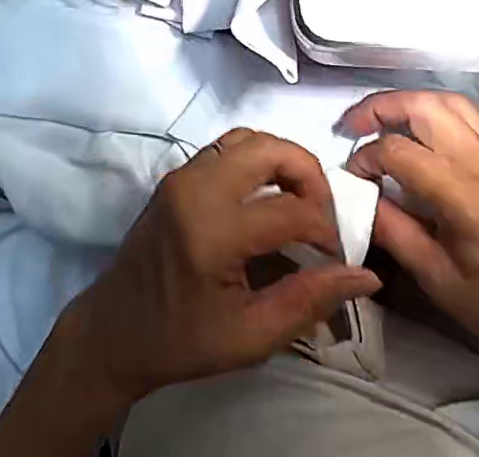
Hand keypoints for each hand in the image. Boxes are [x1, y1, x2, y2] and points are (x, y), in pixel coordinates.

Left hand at [62, 128, 380, 401]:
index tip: (334, 257)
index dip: (326, 229)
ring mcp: (181, 175)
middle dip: (308, 174)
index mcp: (212, 231)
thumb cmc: (181, 340)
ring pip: (246, 139)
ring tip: (299, 201)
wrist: (114, 328)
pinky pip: (225, 147)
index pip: (290, 209)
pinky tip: (267, 195)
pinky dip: (257, 159)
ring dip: (282, 160)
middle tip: (323, 215)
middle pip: (268, 149)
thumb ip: (308, 300)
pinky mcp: (176, 175)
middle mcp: (195, 188)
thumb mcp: (250, 337)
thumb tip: (363, 275)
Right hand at [340, 91, 478, 456]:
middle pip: (423, 105)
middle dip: (379, 107)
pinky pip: (472, 117)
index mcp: (463, 194)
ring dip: (410, 102)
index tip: (352, 179)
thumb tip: (360, 198)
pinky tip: (425, 131)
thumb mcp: (438, 279)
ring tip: (383, 119)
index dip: (364, 159)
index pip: (396, 150)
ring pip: (450, 102)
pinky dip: (440, 111)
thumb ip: (394, 231)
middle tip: (352, 125)